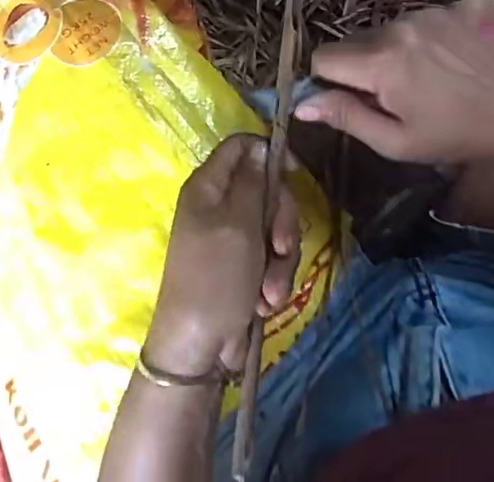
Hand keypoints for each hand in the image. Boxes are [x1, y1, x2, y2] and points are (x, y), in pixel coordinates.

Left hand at [142, 135, 300, 378]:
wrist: (199, 347)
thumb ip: (253, 183)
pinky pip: (271, 257)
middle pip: (265, 189)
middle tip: (281, 245)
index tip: (294, 171)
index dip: (267, 152)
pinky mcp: (243, 266)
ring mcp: (231, 237)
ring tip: (270, 290)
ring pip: (273, 227)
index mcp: (208, 187)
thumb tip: (260, 147)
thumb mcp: (239, 224)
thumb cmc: (215, 277)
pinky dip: (273, 279)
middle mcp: (218, 206)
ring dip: (280, 259)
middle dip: (281, 221)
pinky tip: (265, 301)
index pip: (239, 147)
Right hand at [294, 7, 493, 163]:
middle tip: (388, 98)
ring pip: (373, 33)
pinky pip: (400, 24)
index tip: (349, 101)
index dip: (327, 81)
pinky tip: (430, 64)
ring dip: (380, 54)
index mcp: (381, 63)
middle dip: (355, 69)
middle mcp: (394, 28)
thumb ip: (345, 117)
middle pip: (347, 43)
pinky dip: (404, 42)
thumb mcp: (394, 141)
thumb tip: (299, 105)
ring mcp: (419, 15)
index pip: (322, 57)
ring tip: (414, 81)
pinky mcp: (438, 10)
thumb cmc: (451, 137)